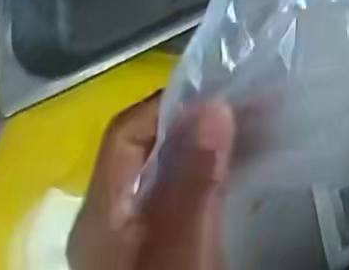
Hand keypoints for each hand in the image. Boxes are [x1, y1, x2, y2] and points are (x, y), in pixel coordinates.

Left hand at [68, 96, 235, 269]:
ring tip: (250, 137)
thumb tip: (214, 102)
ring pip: (167, 178)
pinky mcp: (155, 258)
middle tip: (242, 110)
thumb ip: (194, 175)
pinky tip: (238, 180)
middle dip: (194, 125)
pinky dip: (207, 183)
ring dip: (206, 153)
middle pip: (146, 153)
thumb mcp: (180, 241)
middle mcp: (108, 223)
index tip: (216, 94)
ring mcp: (130, 244)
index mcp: (98, 213)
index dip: (167, 105)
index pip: (124, 132)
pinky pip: (180, 205)